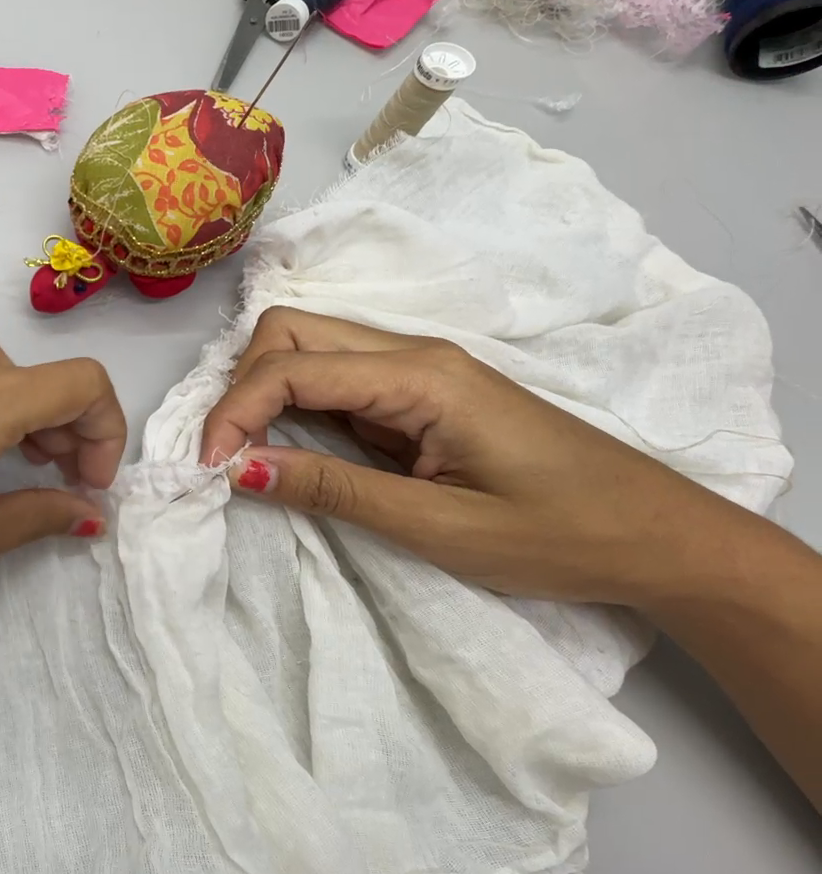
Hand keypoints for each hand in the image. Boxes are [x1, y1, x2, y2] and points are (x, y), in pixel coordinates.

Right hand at [198, 308, 792, 610]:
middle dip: (241, 386)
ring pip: (305, 347)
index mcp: (422, 377)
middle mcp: (413, 354)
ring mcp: (416, 369)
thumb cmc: (561, 538)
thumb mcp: (437, 526)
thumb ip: (331, 489)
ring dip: (260, 392)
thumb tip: (237, 469)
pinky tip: (285, 444)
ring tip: (247, 453)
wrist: (665, 542)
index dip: (233, 411)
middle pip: (290, 331)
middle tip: (229, 454)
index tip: (209, 468)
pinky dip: (289, 405)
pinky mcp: (416, 393)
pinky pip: (331, 378)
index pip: (292, 366)